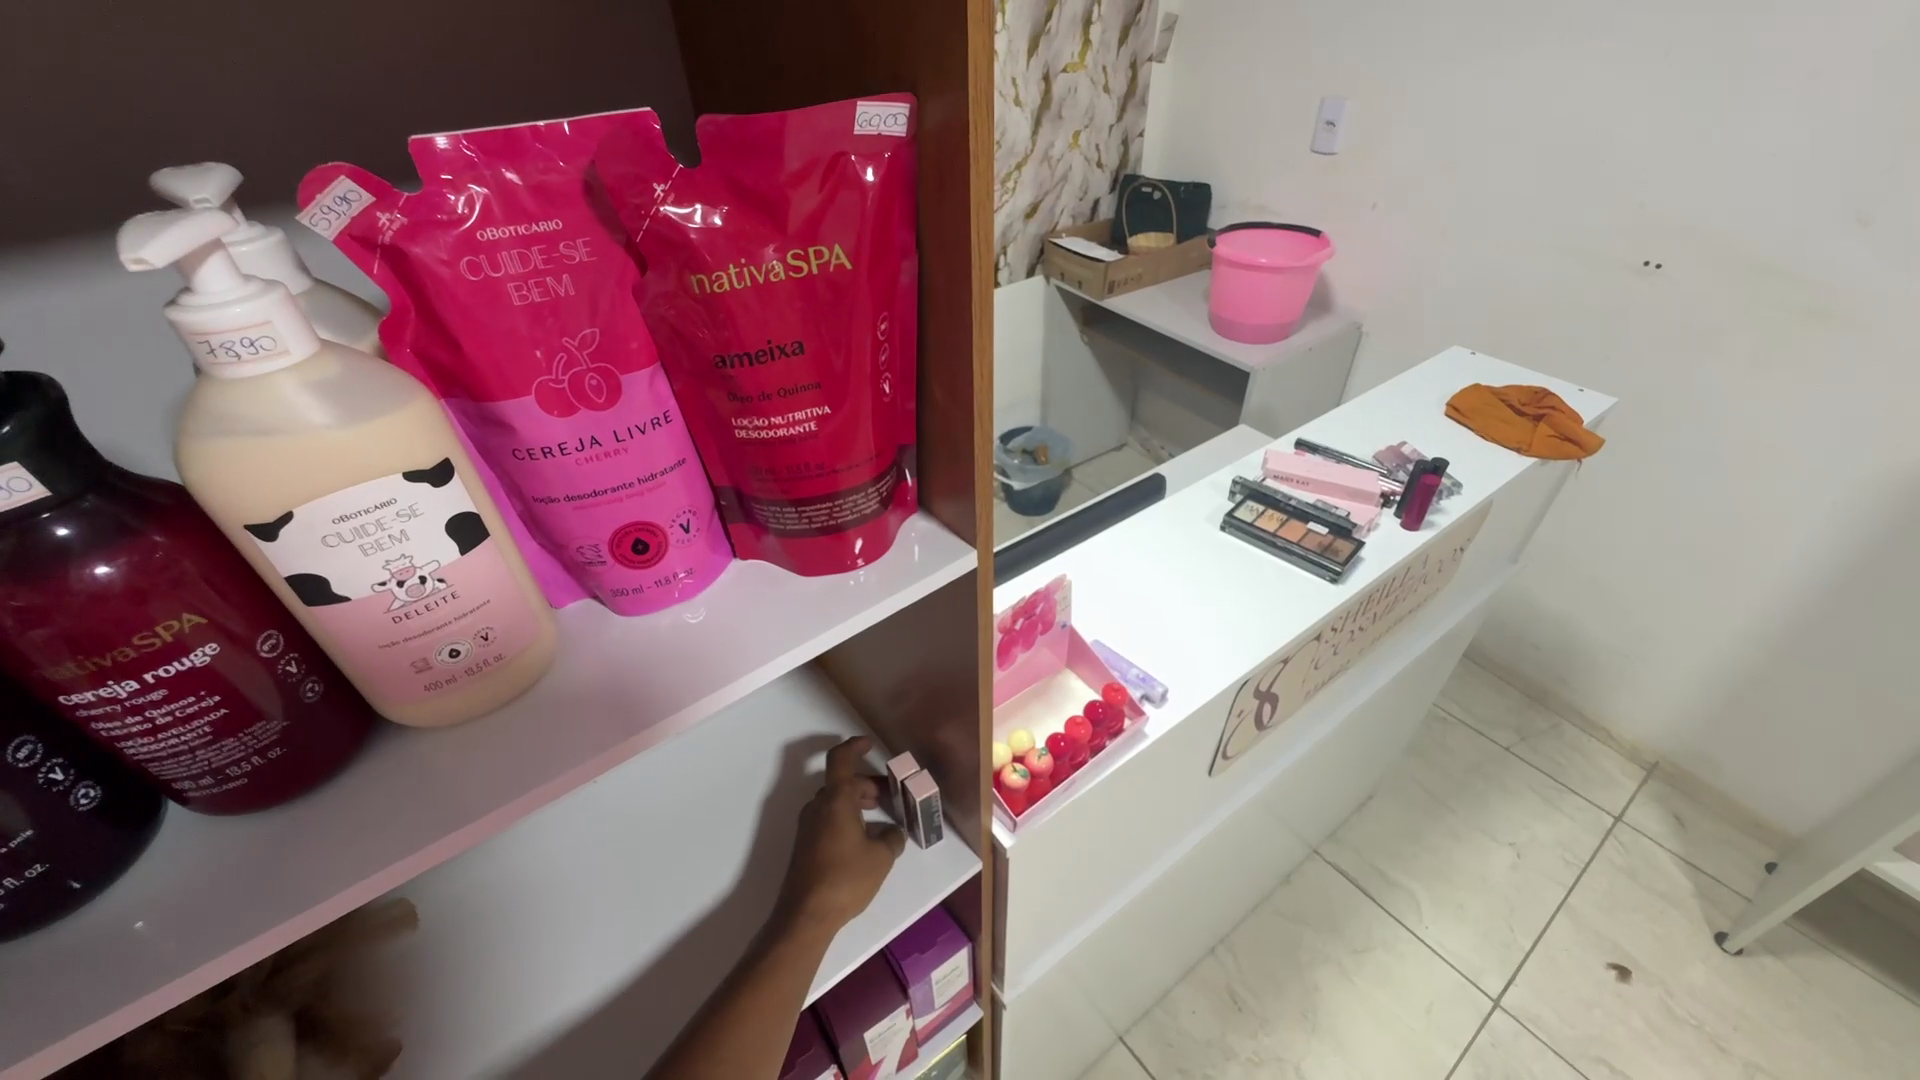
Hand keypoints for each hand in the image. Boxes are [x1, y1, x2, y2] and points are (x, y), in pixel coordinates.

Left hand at [779, 736, 905, 934]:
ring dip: (857, 800)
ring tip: (880, 814)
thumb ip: (892, 838)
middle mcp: (818, 806)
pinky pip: (828, 817)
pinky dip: (847, 816)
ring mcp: (808, 825)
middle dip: (867, 783)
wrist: (805, 915)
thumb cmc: (845, 878)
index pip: (841, 759)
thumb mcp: (881, 857)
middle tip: (890, 795)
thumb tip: (894, 833)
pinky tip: (863, 837)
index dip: (855, 746)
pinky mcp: (805, 844)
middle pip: (842, 782)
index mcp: (836, 799)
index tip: (869, 744)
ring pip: (835, 800)